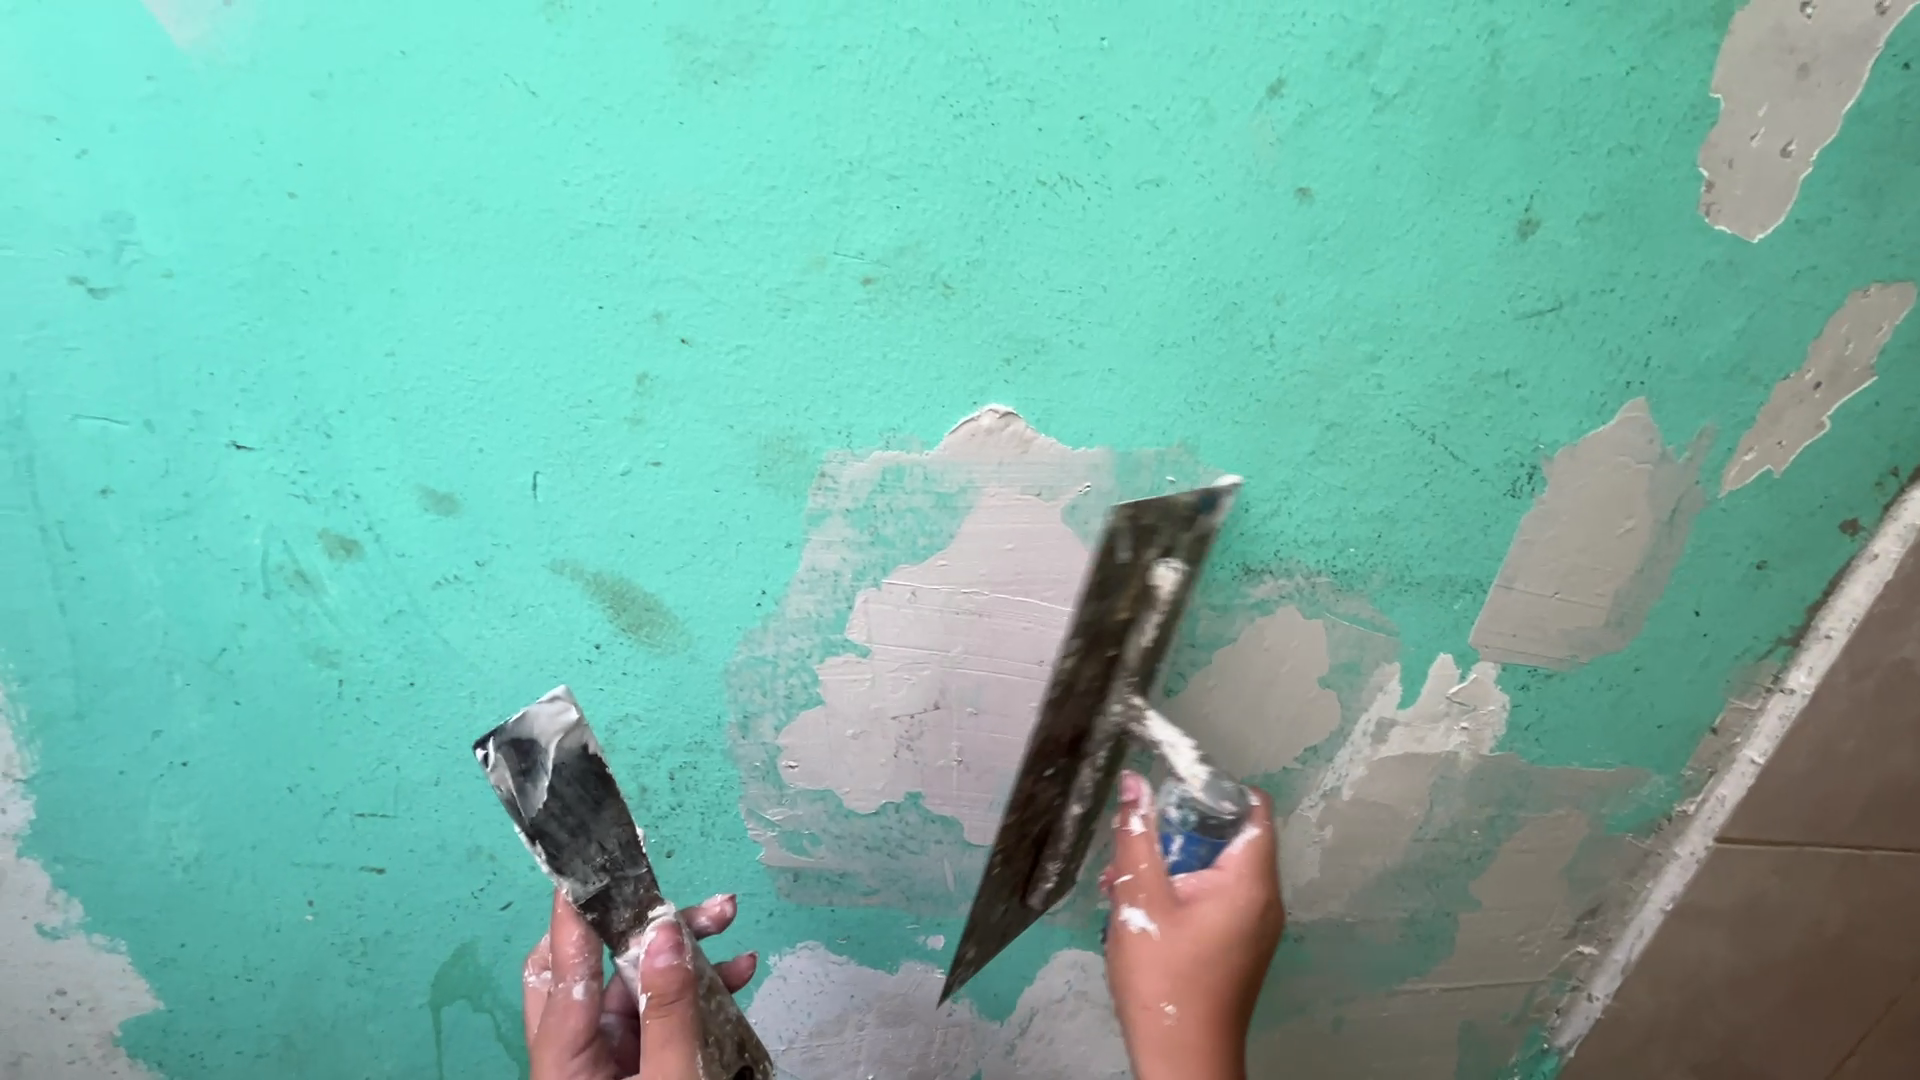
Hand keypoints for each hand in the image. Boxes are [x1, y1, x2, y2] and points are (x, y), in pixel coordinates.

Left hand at [522, 889, 756, 1079]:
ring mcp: (605, 1057)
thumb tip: (664, 930)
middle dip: (634, 921)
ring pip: (631, 980)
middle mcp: (574, 1053)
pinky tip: (739, 970)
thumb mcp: (673, 1079)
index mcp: (563, 1063)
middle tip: (670, 895)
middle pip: (583, 967)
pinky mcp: (635, 1063)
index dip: (578, 912)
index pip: (563, 971)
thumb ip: (669, 1008)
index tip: (596, 863)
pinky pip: (658, 1008)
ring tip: (727, 917)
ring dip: (678, 947)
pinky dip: (695, 985)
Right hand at [1100, 770, 1283, 1079]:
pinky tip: (1137, 903)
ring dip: (1169, 861)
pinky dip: (1179, 887)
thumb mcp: (1139, 897)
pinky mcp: (1237, 944)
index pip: (1252, 807)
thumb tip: (1135, 781)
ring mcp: (1253, 925)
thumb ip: (1137, 834)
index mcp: (1250, 881)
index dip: (1214, 786)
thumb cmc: (1164, 976)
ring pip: (1214, 867)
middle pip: (1227, 835)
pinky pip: (1213, 895)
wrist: (1181, 1060)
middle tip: (1134, 836)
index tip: (1171, 786)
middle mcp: (1262, 899)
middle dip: (1177, 828)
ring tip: (1123, 875)